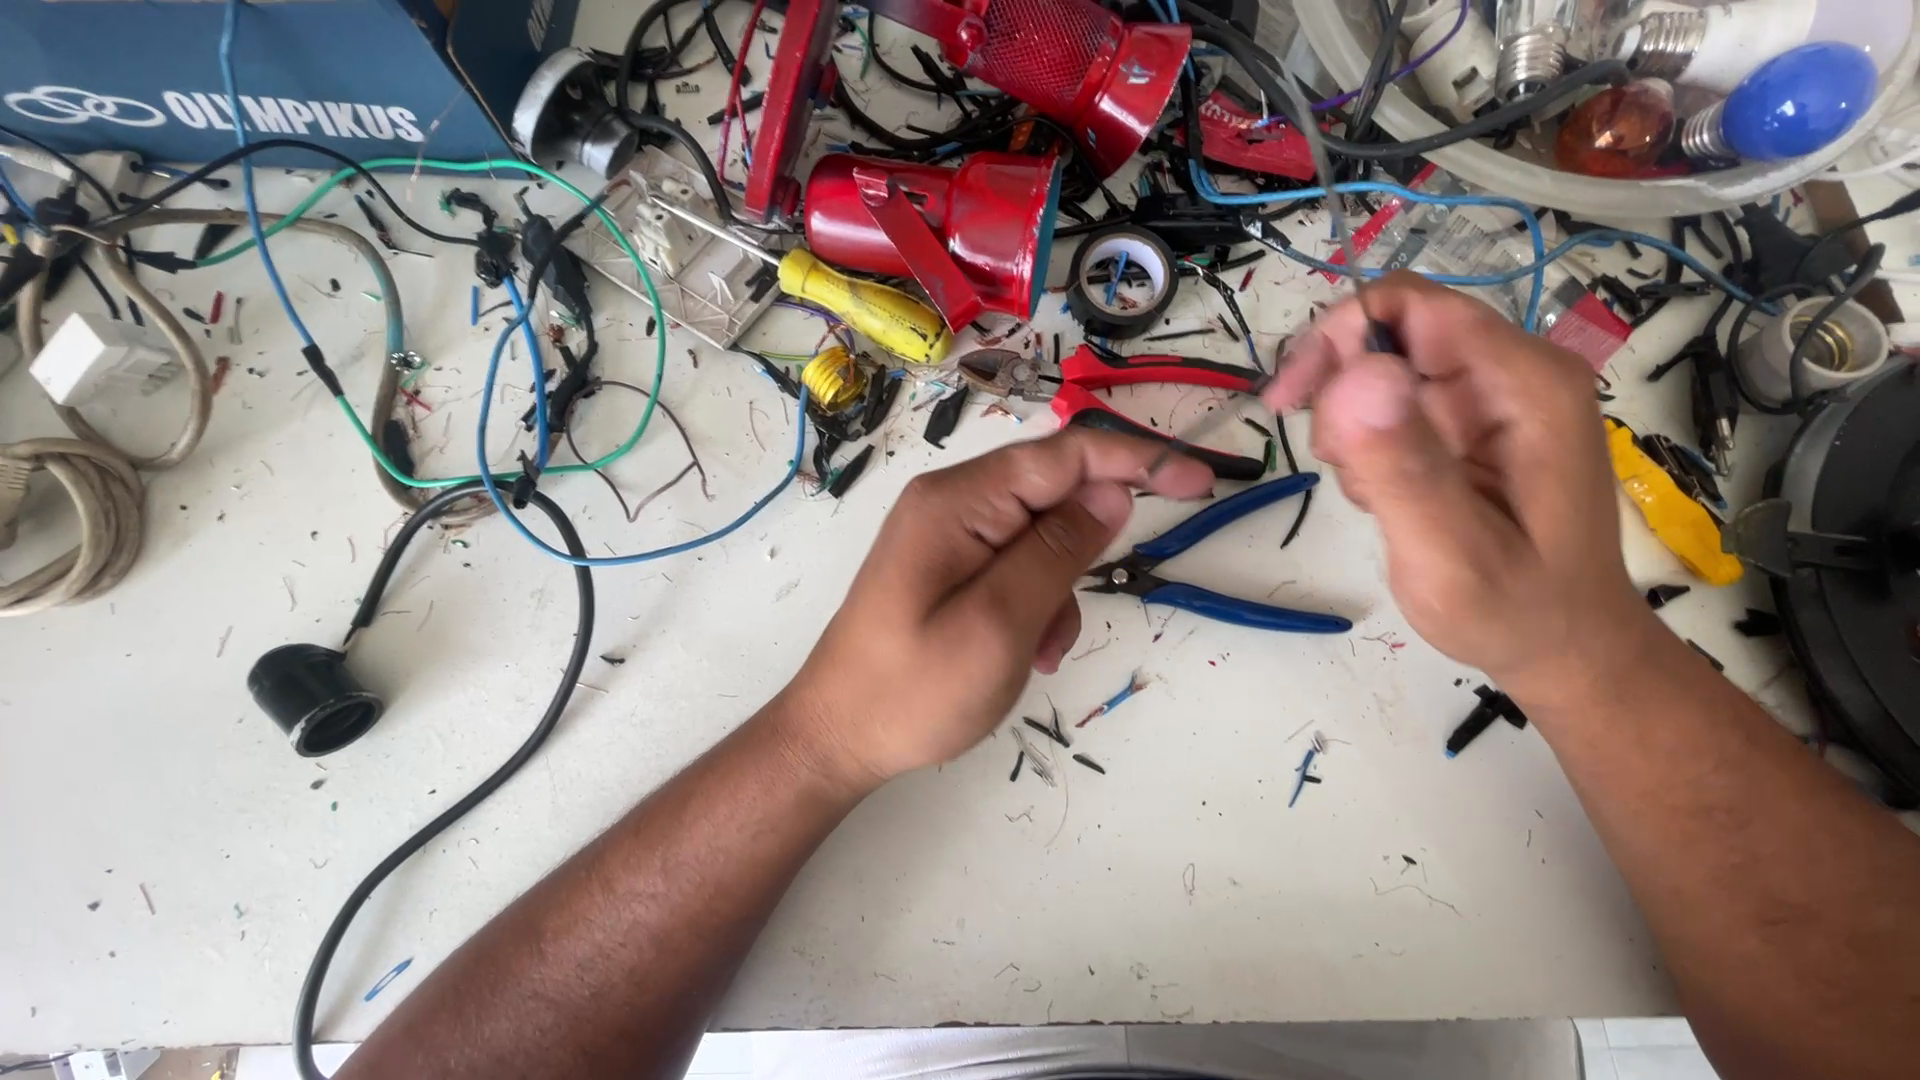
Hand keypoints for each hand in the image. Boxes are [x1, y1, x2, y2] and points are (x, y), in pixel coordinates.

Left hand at [767, 430, 1212, 792]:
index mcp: (958, 501)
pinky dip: (1036, 604)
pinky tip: (1024, 651)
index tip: (1200, 481)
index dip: (1137, 460)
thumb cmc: (913, 690)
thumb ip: (1059, 551)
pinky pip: (1016, 567)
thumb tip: (1114, 491)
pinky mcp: (949, 567)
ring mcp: (948, 535)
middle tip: (1072, 613)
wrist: (839, 737)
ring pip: (1041, 538)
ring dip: (1059, 590)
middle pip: (1052, 493)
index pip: (1063, 455)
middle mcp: (952, 503)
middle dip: (1085, 548)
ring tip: (1038, 652)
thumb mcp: (1000, 623)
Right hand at [1263, 273, 1658, 706]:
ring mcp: (1490, 397)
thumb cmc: (1514, 609)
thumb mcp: (1450, 553)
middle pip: (1392, 329)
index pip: (1411, 306)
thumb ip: (1404, 467)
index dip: (1337, 337)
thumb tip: (1354, 375)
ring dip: (1349, 420)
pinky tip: (1380, 491)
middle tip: (1331, 462)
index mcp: (1523, 385)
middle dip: (1338, 386)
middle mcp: (1511, 373)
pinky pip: (1394, 400)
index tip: (1290, 402)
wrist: (1563, 646)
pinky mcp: (1470, 423)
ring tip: (1367, 490)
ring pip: (1384, 365)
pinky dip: (1365, 439)